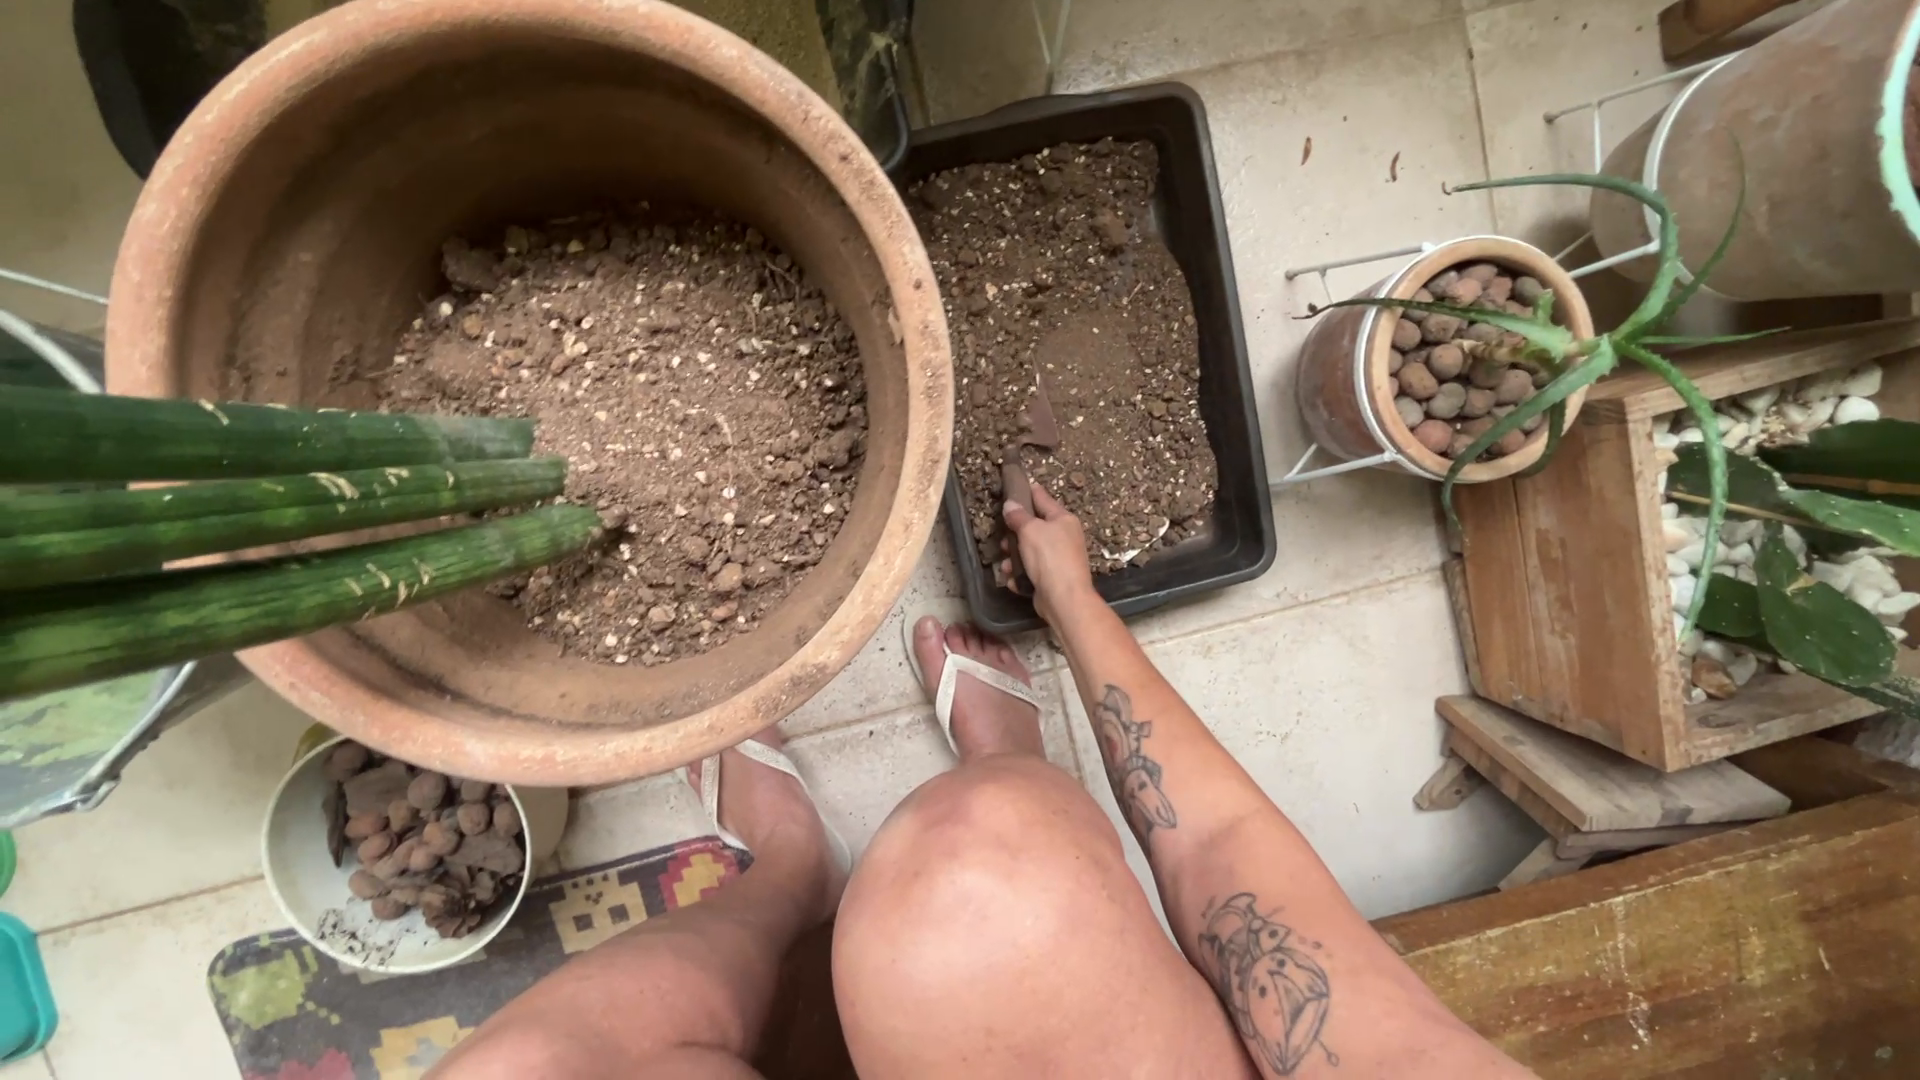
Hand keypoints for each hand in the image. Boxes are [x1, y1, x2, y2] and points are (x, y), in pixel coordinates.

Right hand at [1001, 480, 1096, 624]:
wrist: (1064, 599)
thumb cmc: (1049, 558)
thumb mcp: (1030, 531)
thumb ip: (1018, 516)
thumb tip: (1011, 504)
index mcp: (1063, 519)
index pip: (1042, 498)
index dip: (1027, 490)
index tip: (1015, 484)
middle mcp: (1063, 537)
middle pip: (1033, 528)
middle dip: (1014, 534)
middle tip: (1002, 540)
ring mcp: (1058, 559)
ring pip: (1028, 552)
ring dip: (1013, 559)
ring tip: (1006, 567)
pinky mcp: (1052, 578)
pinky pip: (1031, 572)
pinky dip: (1020, 576)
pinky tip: (1014, 581)